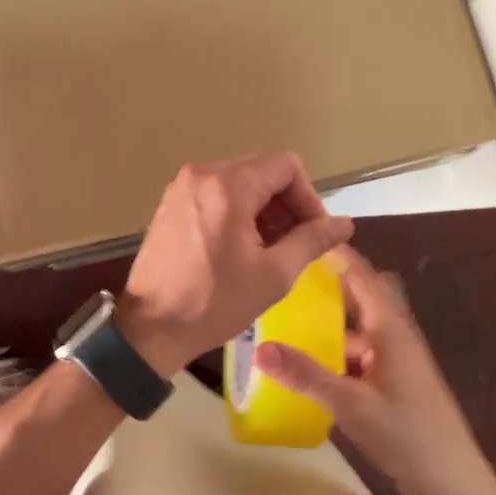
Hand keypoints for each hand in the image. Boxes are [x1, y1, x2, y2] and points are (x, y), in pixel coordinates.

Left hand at [117, 153, 354, 378]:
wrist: (150, 328)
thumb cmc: (214, 302)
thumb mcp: (273, 275)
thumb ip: (312, 241)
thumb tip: (344, 223)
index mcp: (228, 186)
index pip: (286, 166)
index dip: (308, 197)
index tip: (313, 232)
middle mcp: (202, 174)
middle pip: (262, 171)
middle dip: (286, 204)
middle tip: (296, 244)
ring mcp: (183, 187)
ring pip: (240, 182)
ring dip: (263, 210)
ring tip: (270, 251)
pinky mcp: (172, 203)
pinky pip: (217, 194)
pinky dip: (238, 212)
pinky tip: (241, 249)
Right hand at [256, 247, 495, 494]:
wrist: (451, 483)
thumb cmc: (407, 435)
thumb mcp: (351, 405)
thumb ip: (306, 375)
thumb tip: (260, 347)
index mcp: (390, 327)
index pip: (360, 273)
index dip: (333, 252)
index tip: (295, 235)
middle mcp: (393, 334)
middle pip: (359, 294)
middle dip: (325, 283)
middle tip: (284, 277)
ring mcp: (393, 358)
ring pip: (356, 325)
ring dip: (327, 318)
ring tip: (283, 314)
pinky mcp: (390, 381)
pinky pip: (357, 351)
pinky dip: (333, 348)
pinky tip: (305, 362)